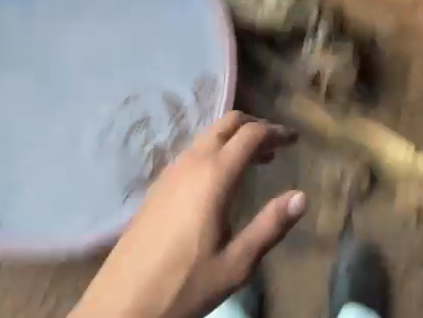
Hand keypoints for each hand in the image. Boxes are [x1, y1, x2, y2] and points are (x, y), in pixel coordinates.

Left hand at [71, 112, 306, 317]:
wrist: (121, 303)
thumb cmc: (183, 285)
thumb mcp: (235, 265)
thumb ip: (269, 227)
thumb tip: (301, 196)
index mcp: (214, 175)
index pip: (251, 134)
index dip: (276, 132)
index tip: (295, 141)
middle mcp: (192, 162)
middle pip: (227, 122)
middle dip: (255, 126)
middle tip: (277, 145)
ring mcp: (170, 171)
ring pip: (208, 135)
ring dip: (234, 138)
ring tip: (255, 161)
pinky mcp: (158, 185)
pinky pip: (193, 150)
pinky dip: (216, 149)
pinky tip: (222, 178)